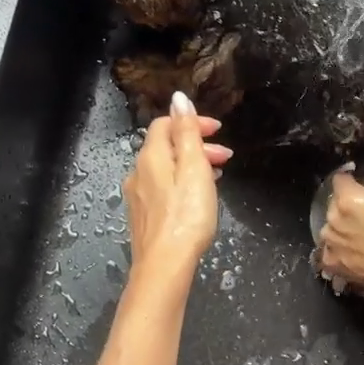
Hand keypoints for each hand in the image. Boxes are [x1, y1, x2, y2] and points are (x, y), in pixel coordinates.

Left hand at [125, 92, 229, 278]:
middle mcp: (138, 173)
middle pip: (166, 146)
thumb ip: (186, 132)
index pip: (165, 124)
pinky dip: (182, 182)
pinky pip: (163, 187)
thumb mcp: (193, 167)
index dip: (190, 121)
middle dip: (196, 144)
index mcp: (150, 157)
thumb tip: (178, 98)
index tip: (217, 130)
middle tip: (225, 156)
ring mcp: (138, 196)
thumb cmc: (186, 215)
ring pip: (166, 168)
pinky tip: (197, 197)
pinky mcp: (143, 216)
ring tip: (217, 176)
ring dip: (192, 165)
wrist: (165, 266)